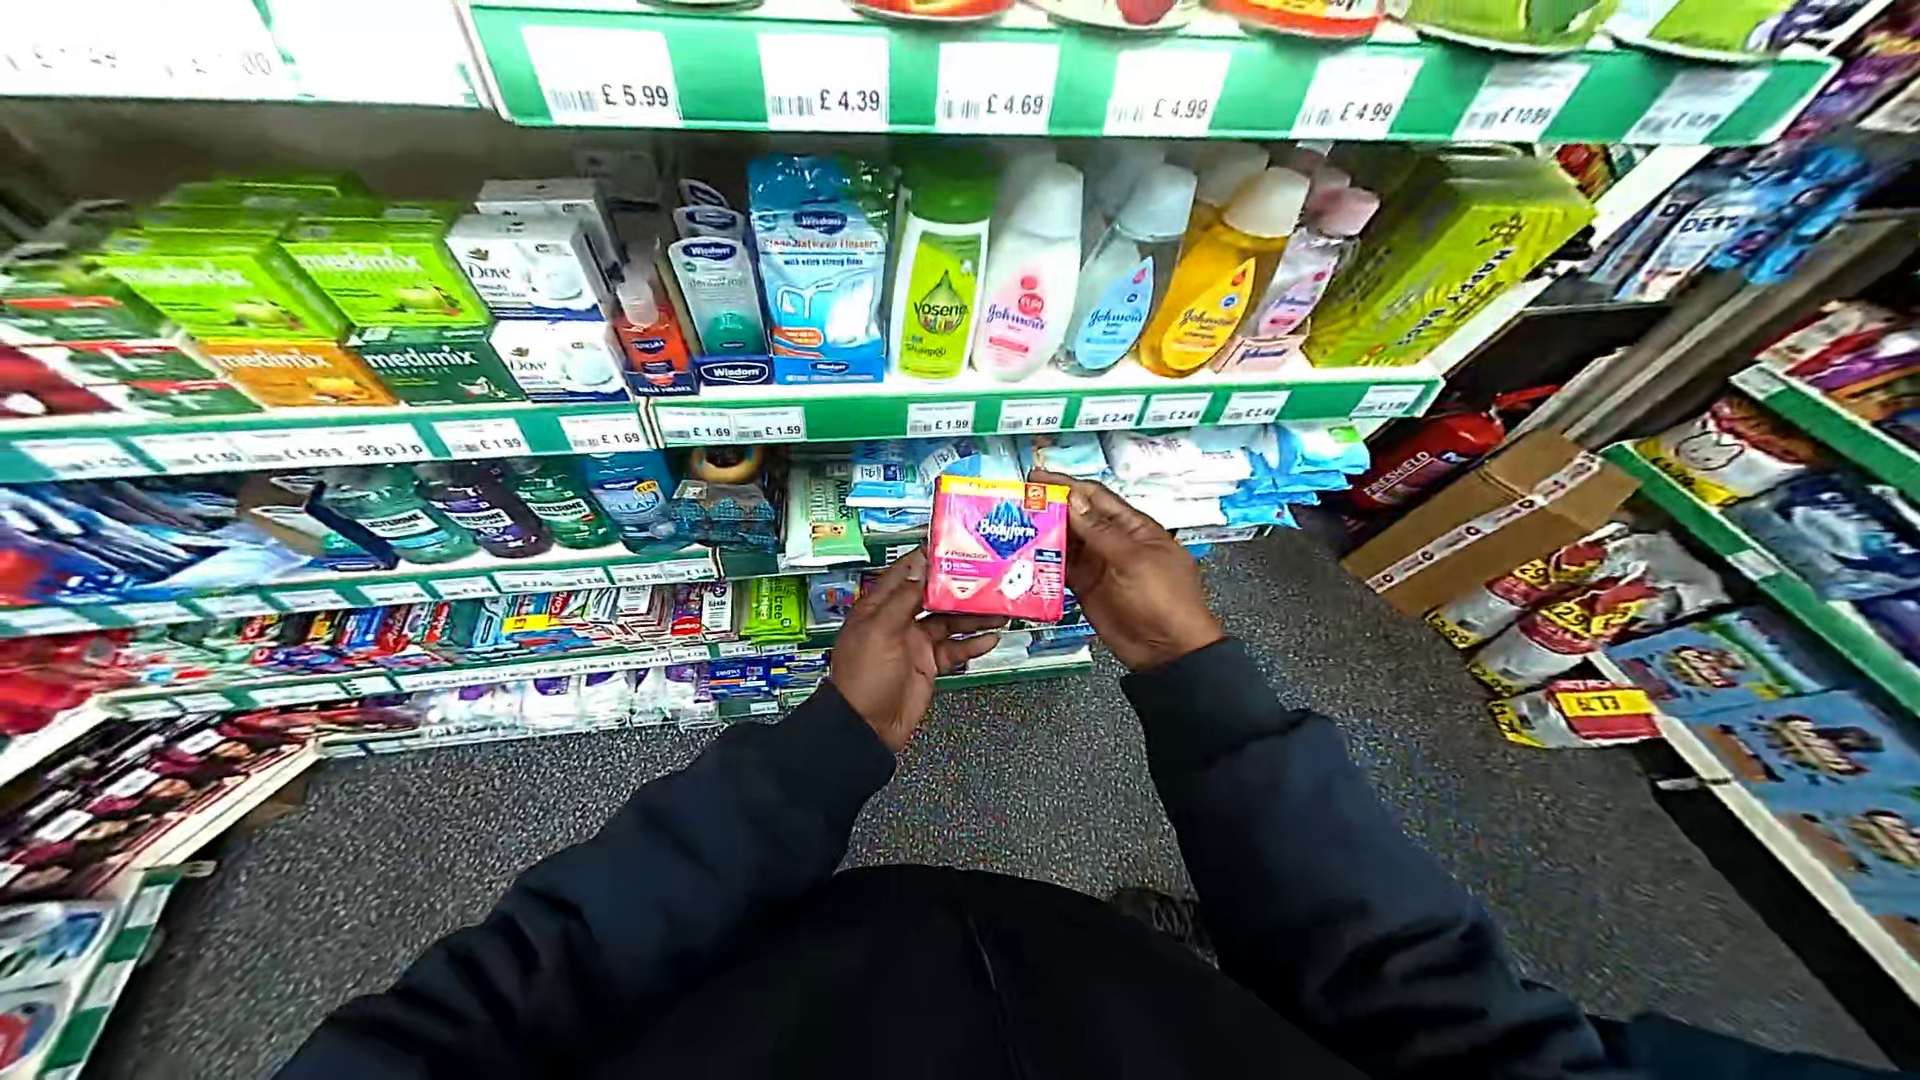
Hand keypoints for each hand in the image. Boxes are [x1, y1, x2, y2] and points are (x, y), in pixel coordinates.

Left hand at [829, 548, 1006, 751]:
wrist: (866, 726)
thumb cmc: (864, 676)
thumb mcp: (881, 630)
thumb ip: (904, 597)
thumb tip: (923, 566)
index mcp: (881, 606)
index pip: (906, 572)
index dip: (928, 559)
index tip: (954, 547)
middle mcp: (899, 619)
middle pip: (935, 596)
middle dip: (961, 588)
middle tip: (989, 578)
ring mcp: (915, 642)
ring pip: (950, 621)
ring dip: (974, 616)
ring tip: (1000, 610)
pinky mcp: (929, 663)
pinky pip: (955, 648)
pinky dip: (973, 643)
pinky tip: (991, 638)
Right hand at [1030, 469, 1222, 671]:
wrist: (1168, 650)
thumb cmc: (1163, 599)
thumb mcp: (1133, 560)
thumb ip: (1099, 530)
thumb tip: (1072, 498)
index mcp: (1132, 527)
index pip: (1094, 497)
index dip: (1065, 485)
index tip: (1036, 478)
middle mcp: (1112, 541)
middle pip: (1075, 518)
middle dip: (1047, 508)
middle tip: (1014, 503)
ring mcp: (1097, 565)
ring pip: (1064, 543)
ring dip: (1041, 534)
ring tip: (1011, 527)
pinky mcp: (1085, 588)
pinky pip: (1060, 570)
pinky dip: (1042, 563)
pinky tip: (1022, 558)